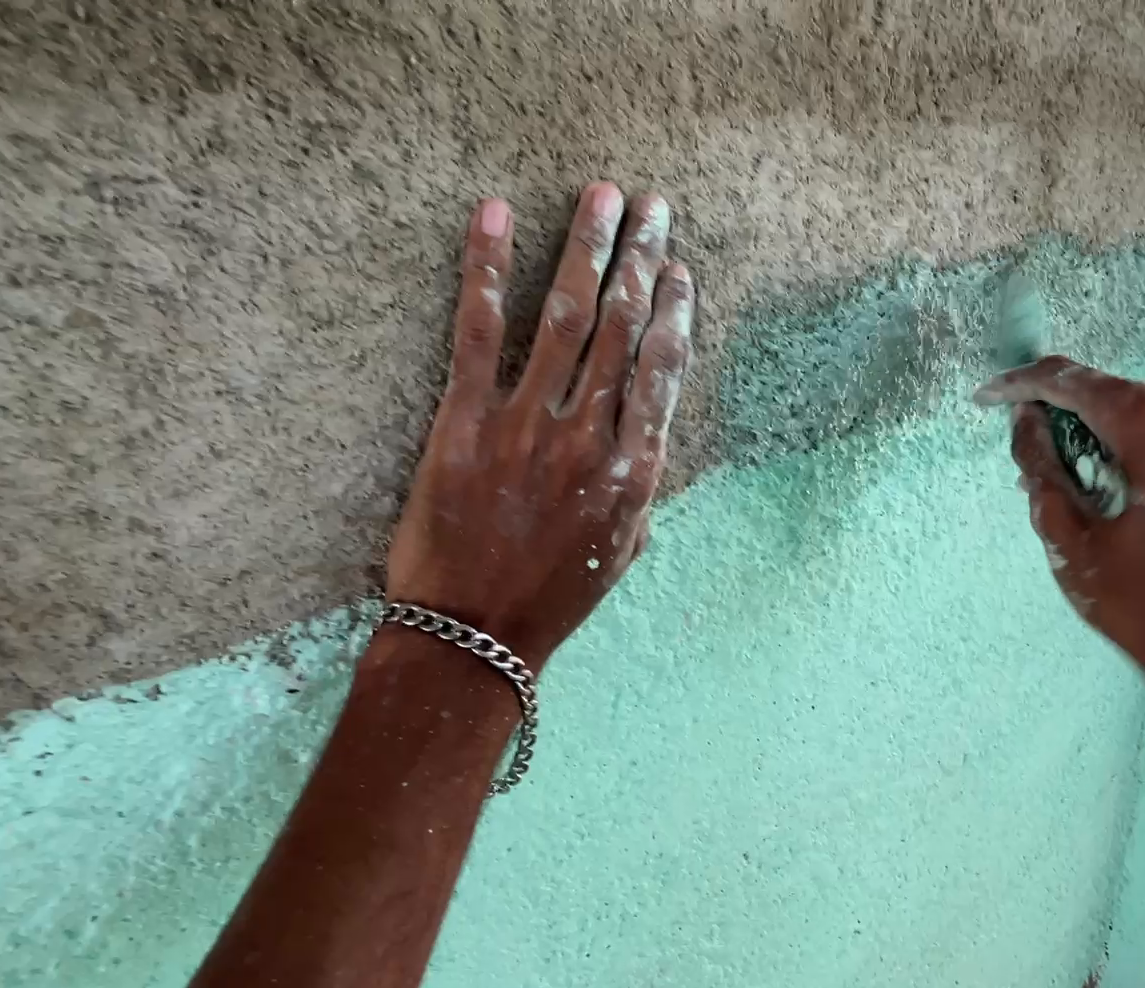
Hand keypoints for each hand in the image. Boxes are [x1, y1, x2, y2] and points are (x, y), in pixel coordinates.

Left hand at [386, 183, 694, 669]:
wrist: (474, 635)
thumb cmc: (555, 598)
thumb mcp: (623, 551)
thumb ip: (642, 488)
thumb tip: (650, 437)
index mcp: (636, 472)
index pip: (664, 371)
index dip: (675, 311)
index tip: (680, 268)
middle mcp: (590, 438)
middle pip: (622, 329)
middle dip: (642, 259)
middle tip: (652, 206)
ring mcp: (527, 426)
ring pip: (565, 318)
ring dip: (586, 248)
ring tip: (602, 195)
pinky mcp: (463, 424)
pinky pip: (477, 333)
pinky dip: (486, 270)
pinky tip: (496, 215)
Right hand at [973, 357, 1144, 680]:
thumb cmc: (1138, 600)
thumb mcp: (1067, 536)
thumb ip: (1038, 465)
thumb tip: (1025, 419)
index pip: (1071, 381)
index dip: (1020, 384)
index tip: (988, 397)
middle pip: (1110, 397)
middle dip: (1065, 422)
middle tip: (1033, 465)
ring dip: (1107, 440)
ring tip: (1086, 492)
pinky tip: (1133, 495)